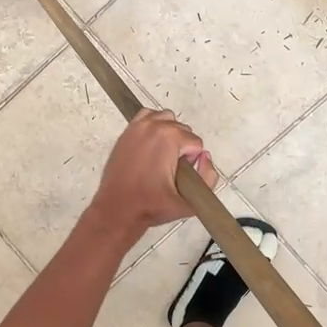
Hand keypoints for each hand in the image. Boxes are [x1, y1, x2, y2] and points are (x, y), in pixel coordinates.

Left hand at [88, 109, 218, 232]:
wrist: (118, 209)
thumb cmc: (151, 206)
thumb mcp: (190, 202)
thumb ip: (209, 178)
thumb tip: (204, 157)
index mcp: (170, 138)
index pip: (196, 143)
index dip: (193, 161)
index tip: (180, 176)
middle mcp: (154, 125)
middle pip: (183, 130)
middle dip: (182, 148)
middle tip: (172, 171)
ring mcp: (138, 126)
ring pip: (167, 120)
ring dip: (170, 135)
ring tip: (164, 158)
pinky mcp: (127, 131)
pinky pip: (148, 117)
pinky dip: (154, 126)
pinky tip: (153, 146)